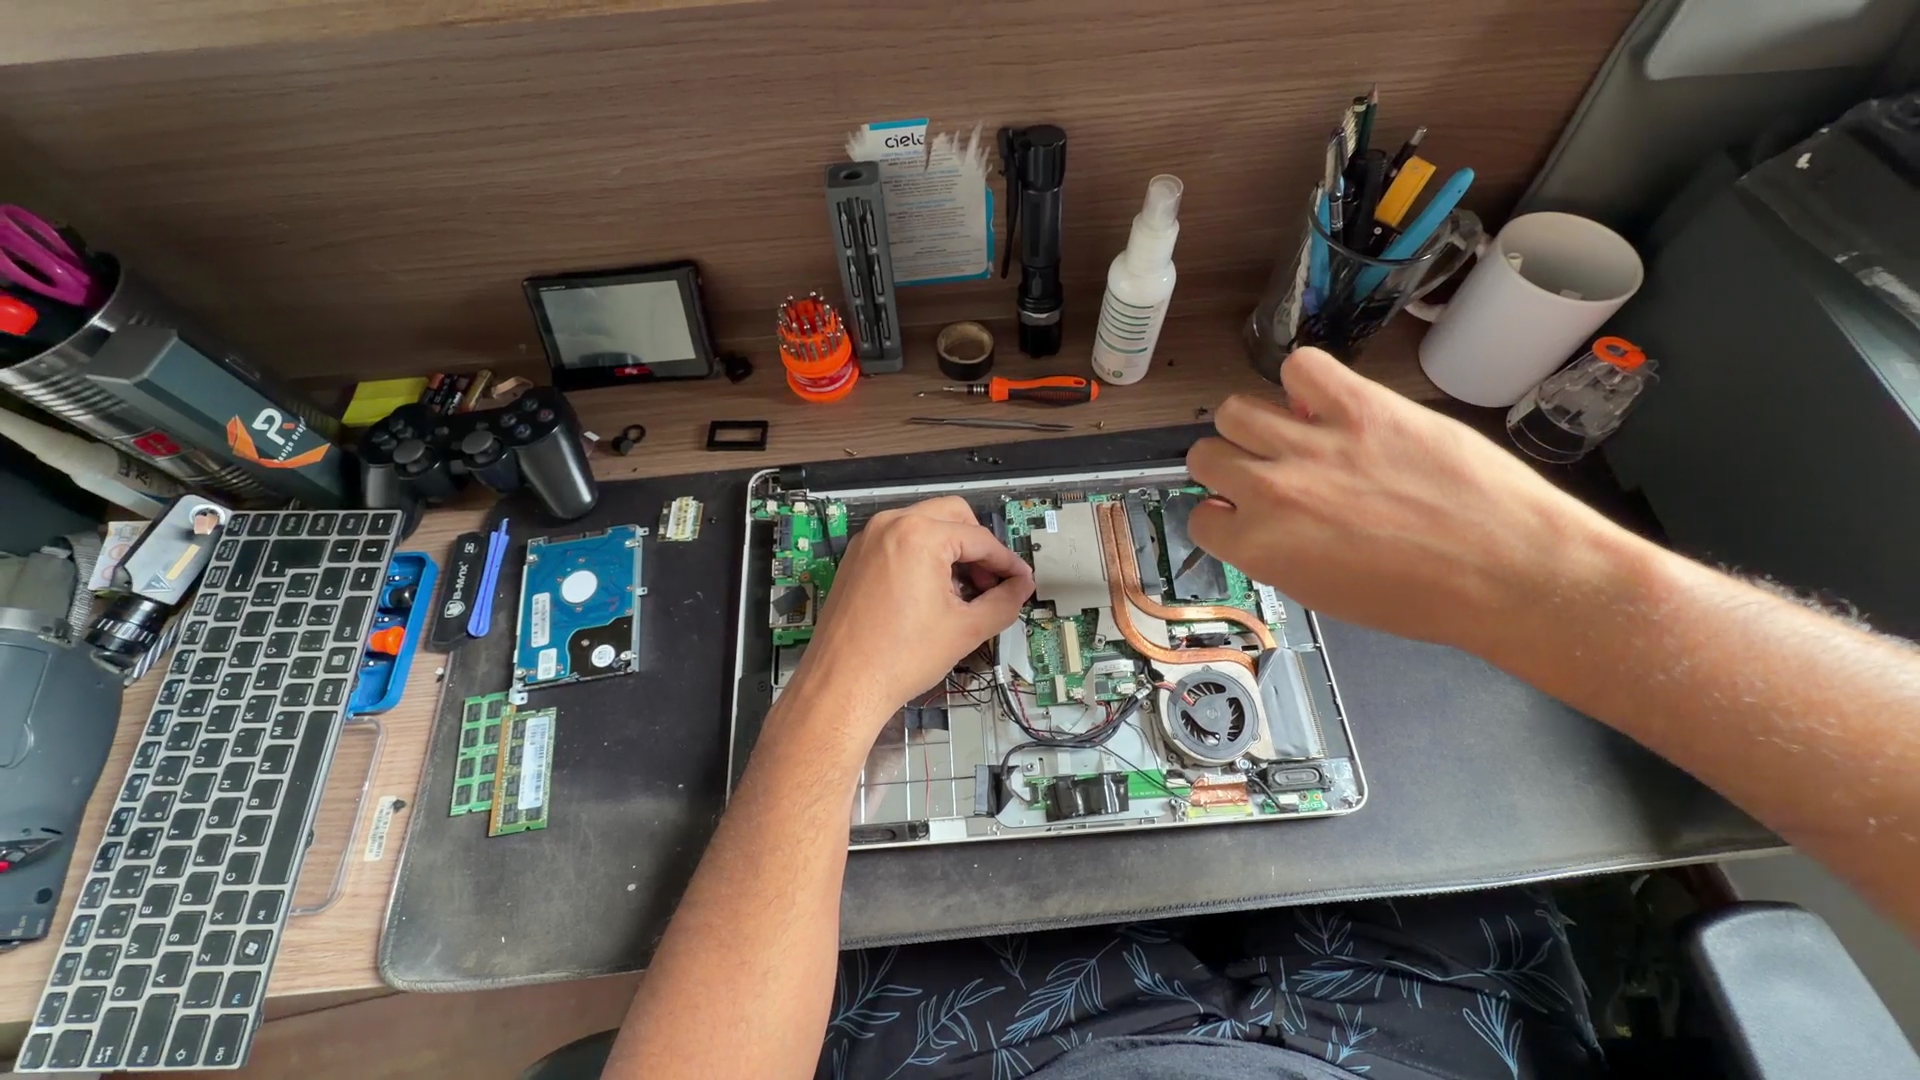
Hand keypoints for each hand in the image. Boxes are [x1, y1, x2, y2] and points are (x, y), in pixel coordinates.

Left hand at [792, 496, 1033, 735]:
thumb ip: (1003, 602)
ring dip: (950, 549)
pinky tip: (931, 593)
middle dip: (977, 546)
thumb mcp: (966, 629)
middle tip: (991, 581)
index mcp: (919, 535)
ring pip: (925, 526)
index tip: (1021, 580)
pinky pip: (900, 541)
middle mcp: (890, 525)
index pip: (979, 538)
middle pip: (952, 516)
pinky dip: (923, 555)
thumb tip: (1021, 587)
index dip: (1006, 561)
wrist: (842, 685)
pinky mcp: (855, 558)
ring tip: (962, 592)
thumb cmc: (899, 658)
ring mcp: (868, 539)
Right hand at [1185, 347, 1625, 654]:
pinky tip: (1326, 404)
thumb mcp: (1324, 593)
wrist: (1513, 574)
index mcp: (1260, 547)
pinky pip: (1300, 368)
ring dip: (1254, 424)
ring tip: (1292, 434)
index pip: (1202, 516)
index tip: (1243, 511)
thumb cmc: (1425, 599)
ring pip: (1236, 410)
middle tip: (1261, 470)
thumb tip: (1260, 521)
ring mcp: (1315, 445)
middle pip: (1206, 455)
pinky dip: (1303, 382)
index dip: (1222, 514)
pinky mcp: (1364, 407)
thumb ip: (1275, 551)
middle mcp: (1273, 492)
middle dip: (1227, 466)